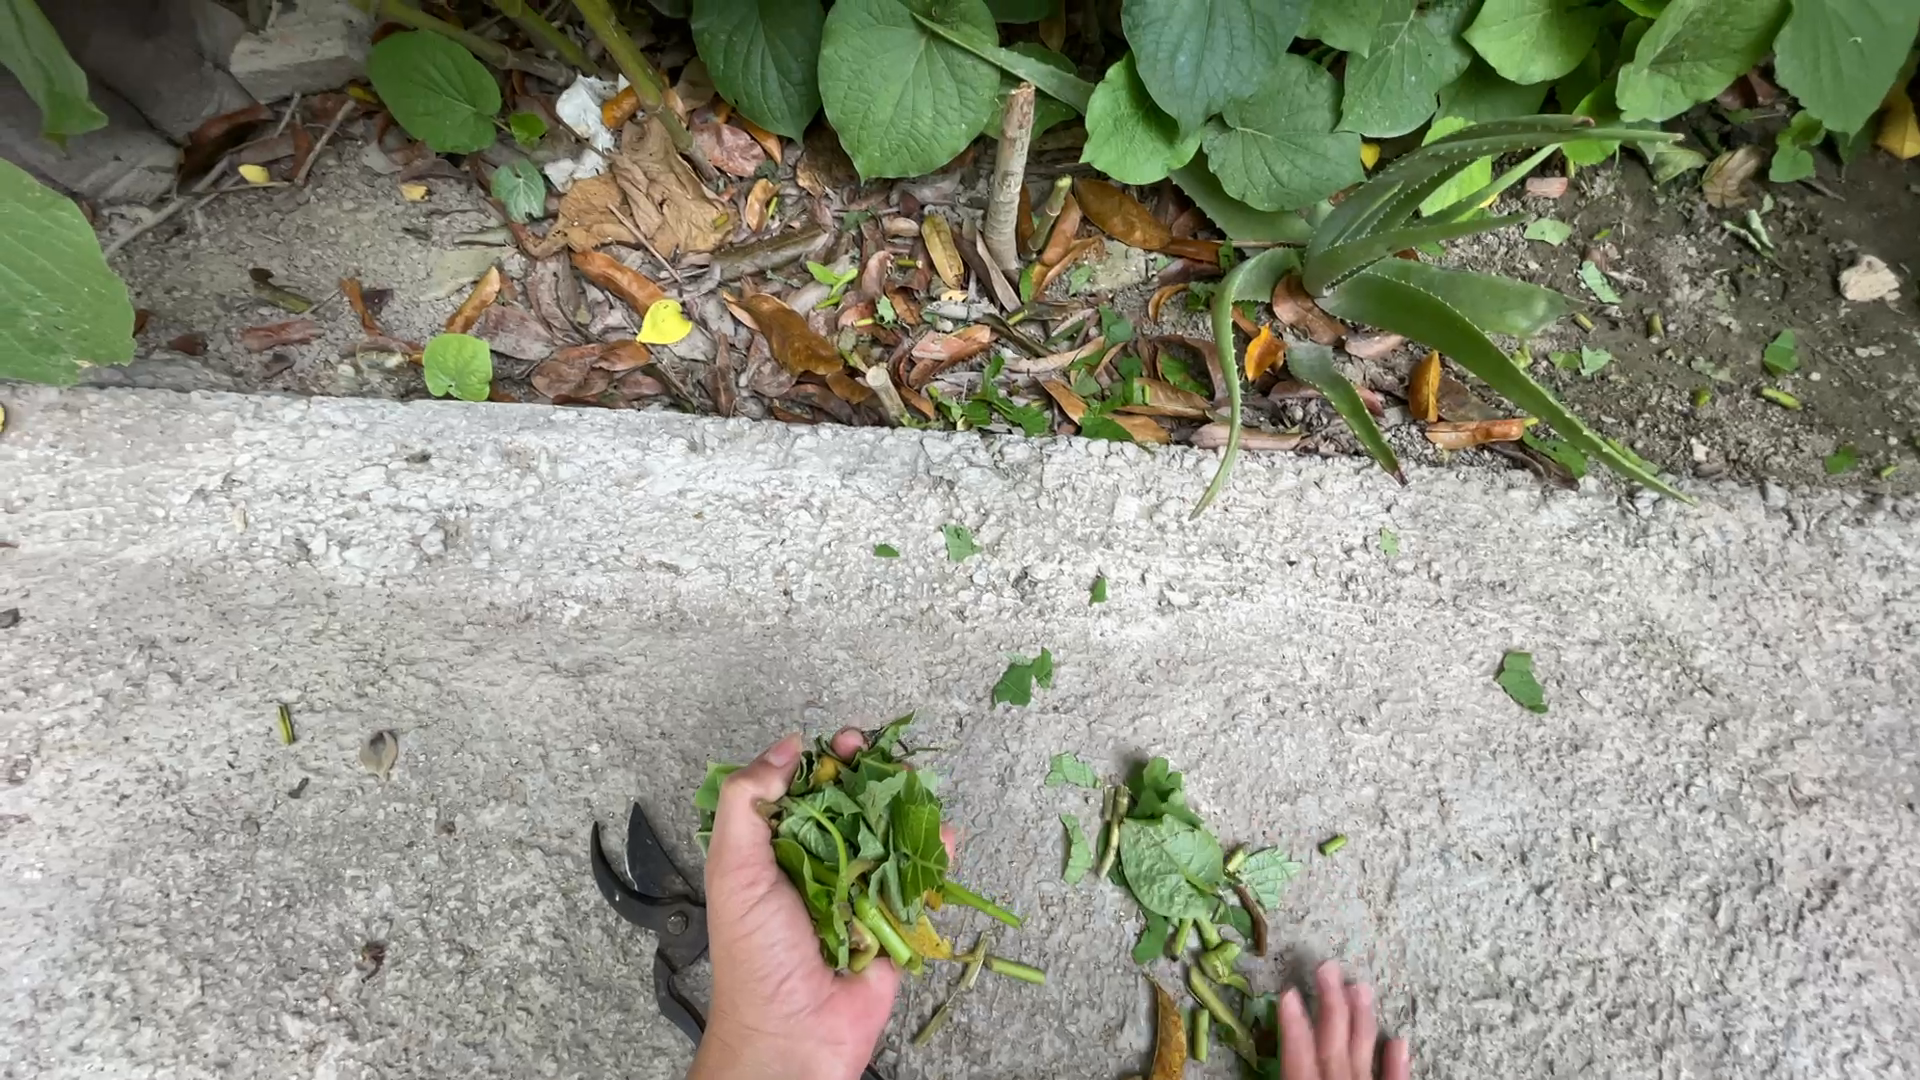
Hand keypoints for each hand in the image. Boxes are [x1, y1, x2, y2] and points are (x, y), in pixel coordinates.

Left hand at [691, 729, 943, 1079]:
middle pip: (857, 801)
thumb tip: (785, 747)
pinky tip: (943, 837)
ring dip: (912, 806)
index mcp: (783, 845)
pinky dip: (937, 853)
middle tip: (889, 760)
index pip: (809, 785)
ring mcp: (863, 885)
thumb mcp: (734, 870)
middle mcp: (825, 859)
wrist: (794, 1036)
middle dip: (877, 774)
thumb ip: (747, 804)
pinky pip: (920, 875)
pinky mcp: (894, 914)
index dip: (829, 756)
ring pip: (893, 831)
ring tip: (920, 792)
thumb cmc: (755, 957)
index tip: (848, 741)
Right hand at [1278, 961, 1411, 1079]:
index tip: (1288, 990)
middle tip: (1328, 966)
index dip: (1294, 1024)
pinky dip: (1398, 1064)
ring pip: (1363, 1054)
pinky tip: (1399, 1041)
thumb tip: (1258, 1062)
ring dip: (1361, 1021)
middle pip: (1334, 1046)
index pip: (1299, 1056)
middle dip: (1331, 1004)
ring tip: (1360, 986)